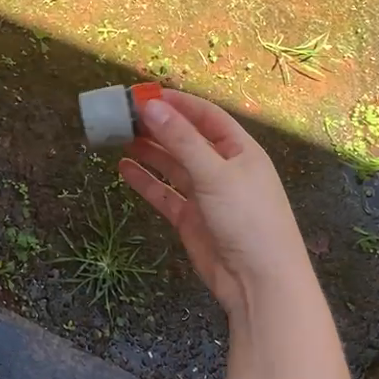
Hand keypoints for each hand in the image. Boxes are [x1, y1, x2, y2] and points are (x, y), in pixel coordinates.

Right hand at [117, 90, 309, 314]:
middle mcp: (223, 168)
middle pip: (186, 138)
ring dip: (148, 150)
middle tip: (123, 114)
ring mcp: (206, 194)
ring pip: (172, 164)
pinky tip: (124, 168)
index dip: (178, 103)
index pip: (206, 116)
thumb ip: (181, 140)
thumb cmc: (248, 220)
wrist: (260, 284)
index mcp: (240, 151)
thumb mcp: (215, 174)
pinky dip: (145, 180)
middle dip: (157, 126)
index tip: (144, 94)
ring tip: (118, 136)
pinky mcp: (191, 218)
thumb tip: (150, 106)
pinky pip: (164, 192)